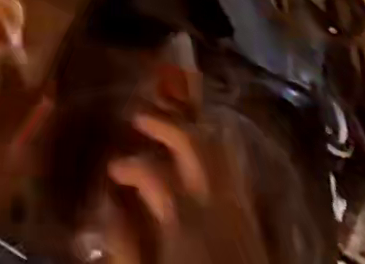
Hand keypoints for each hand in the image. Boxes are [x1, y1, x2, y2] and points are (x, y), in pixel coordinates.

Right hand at [88, 109, 270, 263]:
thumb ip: (124, 246)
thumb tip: (108, 208)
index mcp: (184, 222)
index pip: (151, 172)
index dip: (127, 165)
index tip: (111, 171)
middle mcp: (216, 208)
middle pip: (193, 145)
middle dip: (163, 124)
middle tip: (137, 118)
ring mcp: (241, 215)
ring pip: (221, 152)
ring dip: (193, 131)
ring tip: (170, 126)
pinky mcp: (256, 228)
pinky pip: (236, 174)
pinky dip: (216, 155)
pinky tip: (200, 160)